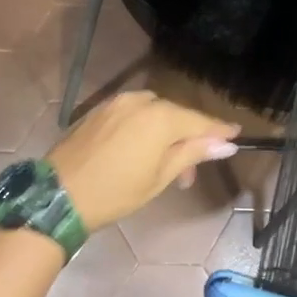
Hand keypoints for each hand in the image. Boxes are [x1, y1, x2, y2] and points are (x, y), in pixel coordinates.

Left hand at [46, 91, 240, 230]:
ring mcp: (116, 103)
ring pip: (153, 112)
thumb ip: (193, 153)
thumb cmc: (115, 192)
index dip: (218, 129)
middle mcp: (139, 101)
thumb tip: (226, 143)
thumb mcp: (160, 177)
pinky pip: (132, 113)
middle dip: (188, 138)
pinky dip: (144, 128)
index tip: (236, 135)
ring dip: (165, 132)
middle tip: (190, 173)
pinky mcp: (98, 110)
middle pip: (176, 114)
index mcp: (159, 117)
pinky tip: (142, 151)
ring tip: (165, 165)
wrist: (60, 195)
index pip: (199, 121)